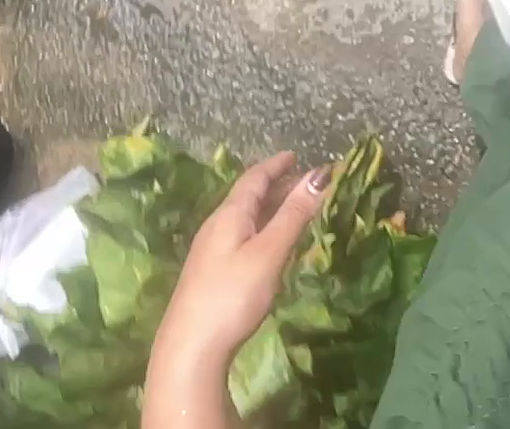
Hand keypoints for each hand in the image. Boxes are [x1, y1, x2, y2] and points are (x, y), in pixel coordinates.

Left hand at [144, 152, 328, 427]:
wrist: (189, 353)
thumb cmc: (232, 296)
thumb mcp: (269, 252)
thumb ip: (294, 214)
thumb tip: (320, 173)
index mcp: (229, 214)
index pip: (254, 178)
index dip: (276, 164)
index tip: (296, 154)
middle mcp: (217, 226)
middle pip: (249, 196)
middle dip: (277, 184)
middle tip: (305, 181)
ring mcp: (211, 251)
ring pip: (245, 217)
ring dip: (270, 207)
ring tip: (294, 207)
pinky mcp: (211, 274)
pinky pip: (242, 236)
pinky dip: (262, 227)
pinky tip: (272, 243)